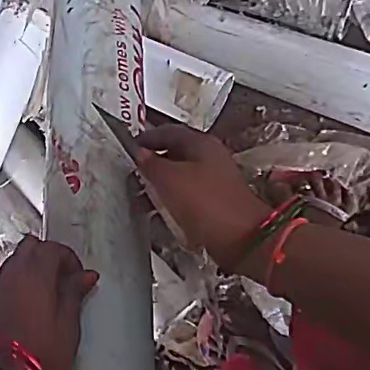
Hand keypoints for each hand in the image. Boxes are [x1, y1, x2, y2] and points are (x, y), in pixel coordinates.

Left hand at [0, 235, 98, 369]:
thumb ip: (74, 293)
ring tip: (52, 292)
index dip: (69, 258)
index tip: (79, 276)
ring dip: (33, 267)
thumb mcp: (69, 325)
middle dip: (49, 256)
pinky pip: (7, 279)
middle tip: (67, 279)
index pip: (52, 249)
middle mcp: (12, 278)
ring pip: (16, 261)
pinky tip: (35, 303)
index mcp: (34, 277)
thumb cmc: (40, 360)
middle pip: (30, 247)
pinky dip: (21, 281)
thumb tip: (83, 277)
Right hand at [133, 124, 272, 268]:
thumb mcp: (170, 179)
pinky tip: (157, 212)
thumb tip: (139, 154)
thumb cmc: (205, 202)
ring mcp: (213, 181)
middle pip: (174, 153)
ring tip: (140, 195)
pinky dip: (169, 200)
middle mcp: (209, 158)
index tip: (128, 147)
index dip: (146, 138)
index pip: (169, 131)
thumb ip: (151, 164)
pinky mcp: (213, 203)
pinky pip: (185, 196)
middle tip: (132, 173)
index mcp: (201, 144)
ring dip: (158, 184)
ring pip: (179, 176)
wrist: (241, 238)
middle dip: (151, 163)